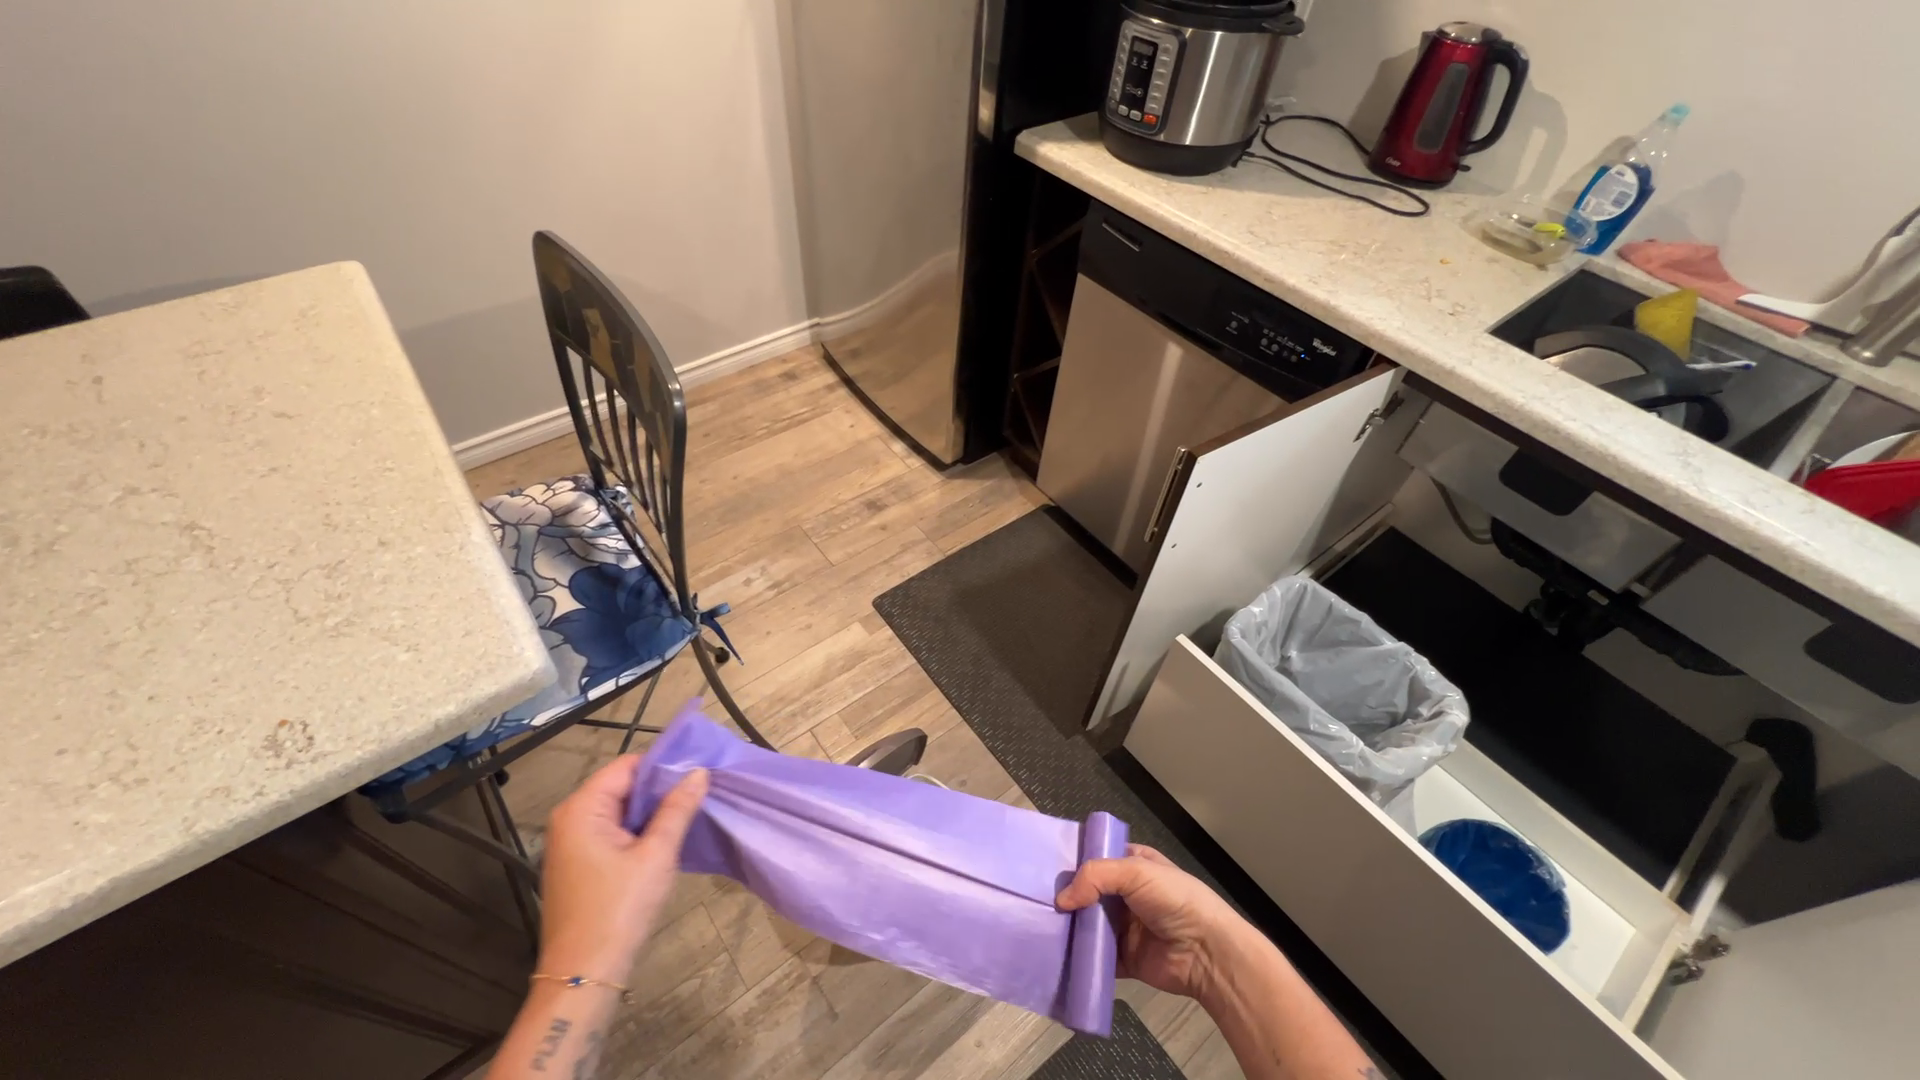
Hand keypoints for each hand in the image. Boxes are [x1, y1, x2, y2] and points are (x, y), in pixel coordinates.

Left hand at [535, 754, 708, 981]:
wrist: (583, 976)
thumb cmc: (619, 909)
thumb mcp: (657, 855)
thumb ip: (678, 809)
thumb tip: (699, 773)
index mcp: (582, 809)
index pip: (628, 766)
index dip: (663, 765)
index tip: (699, 771)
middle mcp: (570, 819)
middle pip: (622, 786)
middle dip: (660, 789)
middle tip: (700, 793)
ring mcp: (571, 844)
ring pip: (620, 811)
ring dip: (651, 813)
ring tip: (689, 814)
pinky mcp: (578, 865)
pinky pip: (612, 833)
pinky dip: (638, 832)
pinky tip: (665, 841)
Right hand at [1054, 843, 1246, 1001]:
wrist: (1205, 951)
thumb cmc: (1173, 899)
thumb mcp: (1136, 870)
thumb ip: (1095, 876)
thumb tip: (1061, 900)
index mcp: (1134, 865)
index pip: (1097, 858)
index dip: (1074, 862)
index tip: (1045, 867)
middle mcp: (1127, 895)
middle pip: (1088, 892)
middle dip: (1067, 896)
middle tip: (1034, 899)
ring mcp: (1124, 928)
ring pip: (1087, 924)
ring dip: (1068, 926)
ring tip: (1037, 925)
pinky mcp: (1122, 959)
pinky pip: (1094, 956)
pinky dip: (1078, 956)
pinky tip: (1055, 953)